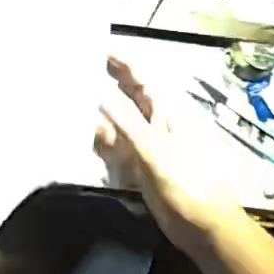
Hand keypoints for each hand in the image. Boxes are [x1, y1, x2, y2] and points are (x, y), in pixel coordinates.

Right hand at [94, 56, 250, 255]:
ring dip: (98, 112)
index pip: (138, 76)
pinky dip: (100, 139)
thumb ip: (124, 122)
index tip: (95, 47)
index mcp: (163, 108)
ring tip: (71, 101)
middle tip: (75, 69)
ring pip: (117, 119)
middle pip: (126, 93)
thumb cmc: (186, 182)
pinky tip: (84, 136)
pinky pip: (115, 144)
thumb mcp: (153, 149)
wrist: (203, 227)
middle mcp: (153, 119)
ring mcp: (146, 141)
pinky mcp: (139, 163)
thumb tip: (99, 93)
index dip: (119, 61)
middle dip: (104, 81)